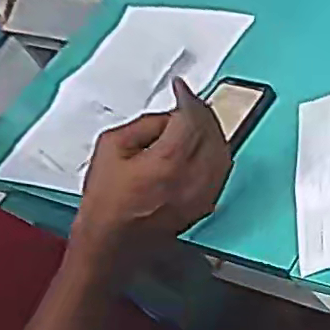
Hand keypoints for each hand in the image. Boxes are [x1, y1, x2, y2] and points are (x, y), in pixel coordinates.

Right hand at [71, 77, 231, 255]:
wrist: (114, 239)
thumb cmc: (108, 199)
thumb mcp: (112, 146)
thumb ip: (147, 126)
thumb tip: (170, 118)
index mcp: (168, 163)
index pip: (192, 121)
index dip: (188, 99)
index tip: (181, 90)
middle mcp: (192, 181)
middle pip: (212, 136)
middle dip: (203, 114)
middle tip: (191, 102)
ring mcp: (202, 196)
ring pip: (222, 155)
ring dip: (213, 133)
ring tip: (198, 121)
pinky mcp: (205, 206)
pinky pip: (220, 174)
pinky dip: (216, 154)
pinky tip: (205, 147)